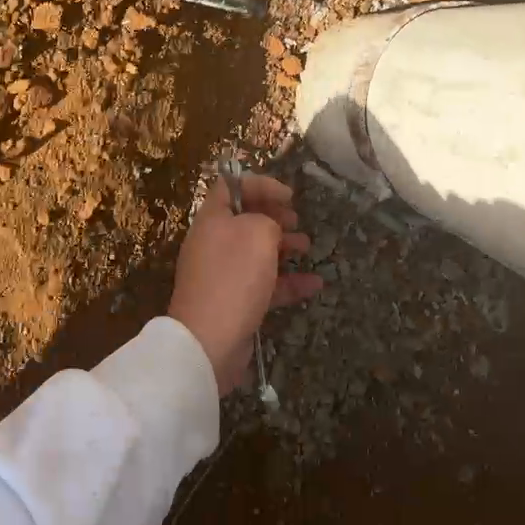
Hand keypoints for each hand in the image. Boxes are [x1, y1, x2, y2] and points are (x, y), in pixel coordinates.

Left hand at [168, 173, 324, 395]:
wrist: (210, 340)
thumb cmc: (234, 275)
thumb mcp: (258, 233)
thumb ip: (268, 221)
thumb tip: (270, 230)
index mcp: (212, 219)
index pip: (231, 187)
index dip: (260, 185)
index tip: (289, 195)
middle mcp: (214, 243)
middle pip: (245, 219)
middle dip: (274, 217)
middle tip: (296, 220)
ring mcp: (223, 275)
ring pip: (256, 252)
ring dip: (284, 247)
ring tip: (307, 247)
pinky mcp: (234, 303)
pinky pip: (264, 285)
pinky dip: (288, 282)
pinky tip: (314, 284)